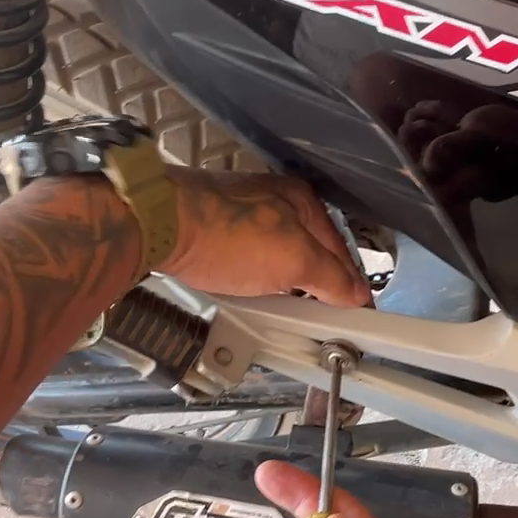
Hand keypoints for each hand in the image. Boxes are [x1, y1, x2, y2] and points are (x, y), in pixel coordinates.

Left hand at [162, 171, 370, 307]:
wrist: (159, 225)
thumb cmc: (230, 235)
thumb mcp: (295, 259)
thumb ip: (331, 277)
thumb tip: (358, 294)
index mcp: (301, 200)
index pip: (339, 248)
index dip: (349, 282)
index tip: (356, 312)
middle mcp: (273, 201)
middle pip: (307, 252)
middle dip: (315, 284)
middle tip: (320, 317)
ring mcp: (240, 214)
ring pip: (275, 258)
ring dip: (283, 285)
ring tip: (285, 312)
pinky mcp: (212, 231)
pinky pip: (246, 262)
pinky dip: (254, 282)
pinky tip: (250, 296)